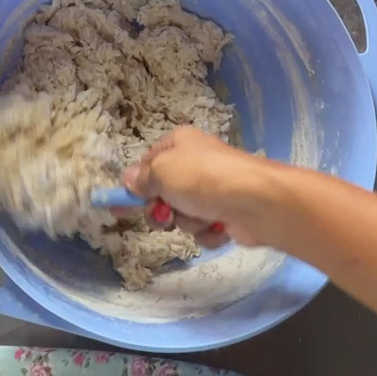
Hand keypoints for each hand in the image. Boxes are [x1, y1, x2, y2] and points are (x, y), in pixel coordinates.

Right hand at [124, 126, 283, 247]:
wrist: (255, 201)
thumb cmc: (202, 178)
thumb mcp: (162, 172)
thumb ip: (142, 179)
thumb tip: (128, 180)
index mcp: (179, 143)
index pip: (147, 163)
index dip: (135, 185)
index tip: (121, 206)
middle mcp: (195, 163)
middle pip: (163, 192)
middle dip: (162, 209)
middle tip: (165, 214)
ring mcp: (212, 190)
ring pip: (183, 214)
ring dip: (188, 221)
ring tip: (201, 217)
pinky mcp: (227, 214)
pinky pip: (205, 228)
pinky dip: (208, 232)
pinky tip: (218, 227)